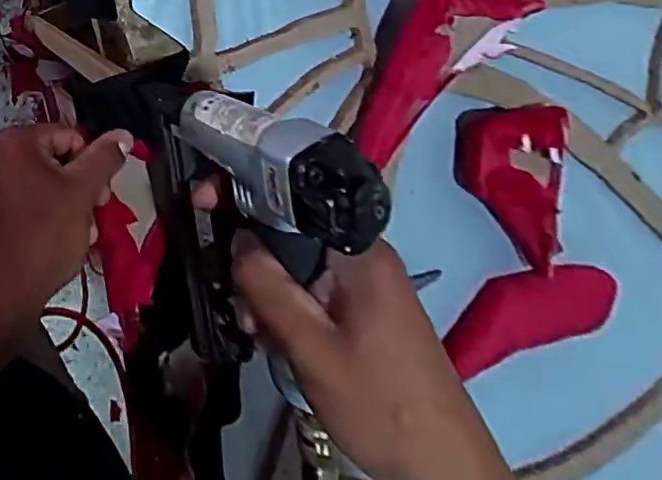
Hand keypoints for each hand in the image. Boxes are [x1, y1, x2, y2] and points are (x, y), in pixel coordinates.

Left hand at [0, 124, 132, 321]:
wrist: (9, 288)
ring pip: (50, 179)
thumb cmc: (47, 232)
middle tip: (94, 209)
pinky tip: (64, 233)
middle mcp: (1, 154)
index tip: (99, 192)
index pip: (71, 137)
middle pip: (60, 157)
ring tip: (82, 227)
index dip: (91, 163)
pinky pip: (33, 196)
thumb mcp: (84, 189)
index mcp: (18, 141)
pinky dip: (52, 209)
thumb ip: (105, 157)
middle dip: (83, 183)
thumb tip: (123, 134)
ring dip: (72, 199)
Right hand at [233, 237, 510, 479]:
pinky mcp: (366, 310)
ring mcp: (367, 285)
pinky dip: (295, 313)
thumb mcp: (312, 347)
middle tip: (247, 313)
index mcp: (359, 250)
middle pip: (294, 242)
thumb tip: (236, 239)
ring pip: (302, 271)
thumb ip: (269, 289)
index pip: (293, 207)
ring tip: (262, 336)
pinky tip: (282, 343)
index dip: (251, 212)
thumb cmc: (380, 403)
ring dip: (274, 299)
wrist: (442, 468)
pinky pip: (318, 293)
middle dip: (260, 272)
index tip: (219, 231)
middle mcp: (365, 256)